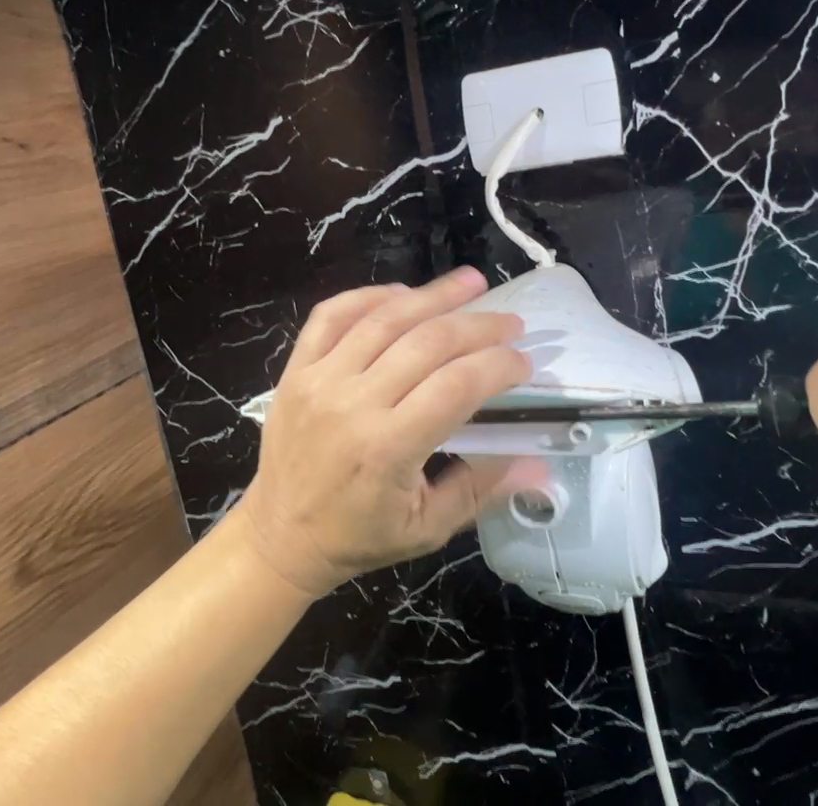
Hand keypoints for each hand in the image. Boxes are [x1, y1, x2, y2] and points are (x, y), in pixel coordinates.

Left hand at [239, 268, 531, 595]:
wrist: (280, 536)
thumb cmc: (358, 536)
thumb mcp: (427, 528)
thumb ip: (481, 488)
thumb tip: (537, 461)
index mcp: (388, 448)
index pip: (457, 386)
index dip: (498, 365)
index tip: (524, 362)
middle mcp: (353, 403)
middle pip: (427, 343)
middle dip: (478, 326)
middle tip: (511, 321)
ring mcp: (319, 380)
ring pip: (383, 320)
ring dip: (432, 295)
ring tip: (470, 282)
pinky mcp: (295, 370)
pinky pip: (331, 316)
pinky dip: (368, 296)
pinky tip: (402, 292)